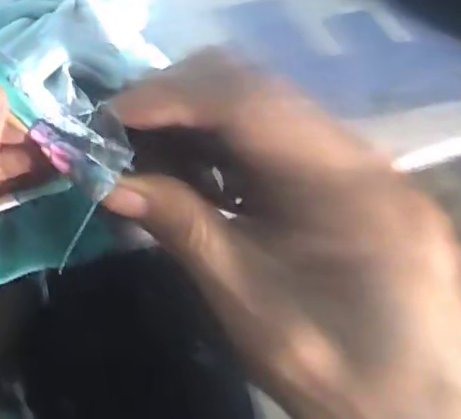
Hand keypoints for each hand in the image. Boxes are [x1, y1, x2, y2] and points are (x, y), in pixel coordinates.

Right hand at [101, 51, 460, 418]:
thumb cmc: (342, 376)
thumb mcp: (249, 305)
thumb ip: (179, 228)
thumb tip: (102, 178)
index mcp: (350, 188)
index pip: (248, 104)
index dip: (170, 97)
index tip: (110, 114)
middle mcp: (358, 156)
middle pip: (250, 84)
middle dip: (172, 94)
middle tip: (118, 126)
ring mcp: (353, 161)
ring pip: (253, 95)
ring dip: (189, 109)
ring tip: (143, 140)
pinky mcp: (339, 173)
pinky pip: (264, 124)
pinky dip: (212, 131)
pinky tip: (187, 163)